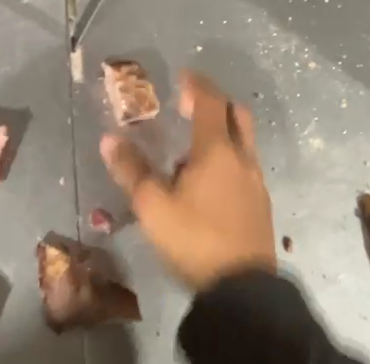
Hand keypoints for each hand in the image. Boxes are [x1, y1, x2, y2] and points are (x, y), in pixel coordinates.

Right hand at [101, 70, 275, 290]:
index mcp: (216, 150)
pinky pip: (245, 165)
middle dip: (215, 101)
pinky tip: (208, 178)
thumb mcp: (153, 206)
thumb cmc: (195, 238)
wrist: (244, 292)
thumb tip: (109, 138)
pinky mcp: (260, 205)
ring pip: (244, 141)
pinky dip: (228, 156)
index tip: (181, 76)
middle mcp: (241, 158)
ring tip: (193, 143)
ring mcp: (256, 183)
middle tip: (190, 103)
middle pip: (237, 114)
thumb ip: (131, 169)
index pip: (210, 102)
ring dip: (223, 130)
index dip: (196, 84)